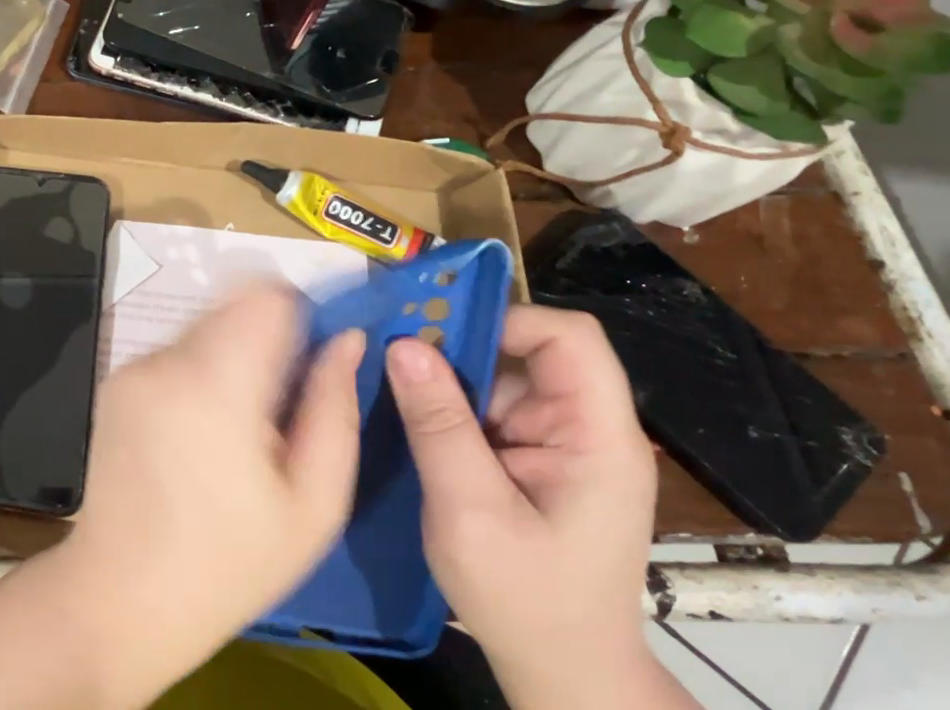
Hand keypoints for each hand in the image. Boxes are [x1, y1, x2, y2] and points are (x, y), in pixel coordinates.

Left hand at [53, 283, 363, 705]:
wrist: (121, 594)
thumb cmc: (229, 562)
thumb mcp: (313, 502)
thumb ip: (334, 408)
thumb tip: (349, 339)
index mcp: (215, 382)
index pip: (266, 295)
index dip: (303, 315)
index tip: (318, 359)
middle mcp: (164, 358)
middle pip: (234, 306)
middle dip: (270, 342)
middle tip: (285, 412)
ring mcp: (131, 368)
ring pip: (204, 327)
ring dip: (234, 358)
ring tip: (242, 434)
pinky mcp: (113, 383)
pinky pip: (174, 354)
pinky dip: (201, 375)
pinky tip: (204, 436)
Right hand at [386, 305, 670, 706]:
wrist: (560, 671)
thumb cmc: (524, 598)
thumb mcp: (470, 511)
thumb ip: (438, 425)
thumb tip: (403, 345)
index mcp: (598, 438)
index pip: (568, 338)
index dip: (504, 320)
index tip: (435, 335)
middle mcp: (587, 430)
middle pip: (529, 354)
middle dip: (460, 351)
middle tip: (393, 358)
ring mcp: (562, 448)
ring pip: (502, 382)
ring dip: (448, 384)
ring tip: (393, 395)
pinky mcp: (537, 464)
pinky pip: (490, 414)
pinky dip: (450, 412)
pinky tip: (412, 425)